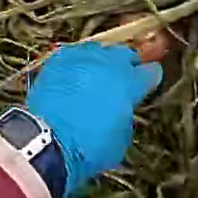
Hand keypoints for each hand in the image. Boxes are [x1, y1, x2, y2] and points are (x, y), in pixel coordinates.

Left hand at [25, 41, 161, 197]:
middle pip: (124, 54)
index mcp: (128, 82)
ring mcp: (81, 57)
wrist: (46, 140)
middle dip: (127, 64)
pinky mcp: (58, 59)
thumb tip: (120, 106)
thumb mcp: (121, 139)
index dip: (151, 77)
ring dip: (101, 62)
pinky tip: (74, 76)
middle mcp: (107, 63)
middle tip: (123, 78)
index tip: (149, 82)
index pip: (150, 72)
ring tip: (96, 76)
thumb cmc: (89, 147)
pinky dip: (77, 64)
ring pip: (98, 50)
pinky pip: (74, 55)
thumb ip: (125, 114)